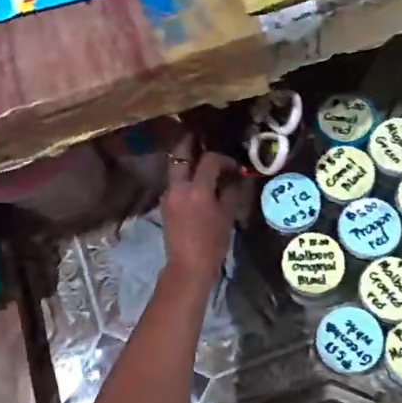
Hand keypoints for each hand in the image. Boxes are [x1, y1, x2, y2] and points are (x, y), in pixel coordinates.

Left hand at [161, 134, 247, 285]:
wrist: (188, 266)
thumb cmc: (212, 243)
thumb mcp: (227, 215)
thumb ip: (232, 191)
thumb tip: (236, 176)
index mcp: (197, 190)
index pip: (209, 160)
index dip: (224, 159)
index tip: (234, 166)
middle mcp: (178, 187)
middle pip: (180, 154)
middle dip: (190, 143)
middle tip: (201, 136)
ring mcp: (168, 195)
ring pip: (175, 168)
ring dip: (186, 160)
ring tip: (200, 160)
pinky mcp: (164, 205)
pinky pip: (174, 183)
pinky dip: (184, 177)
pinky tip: (195, 183)